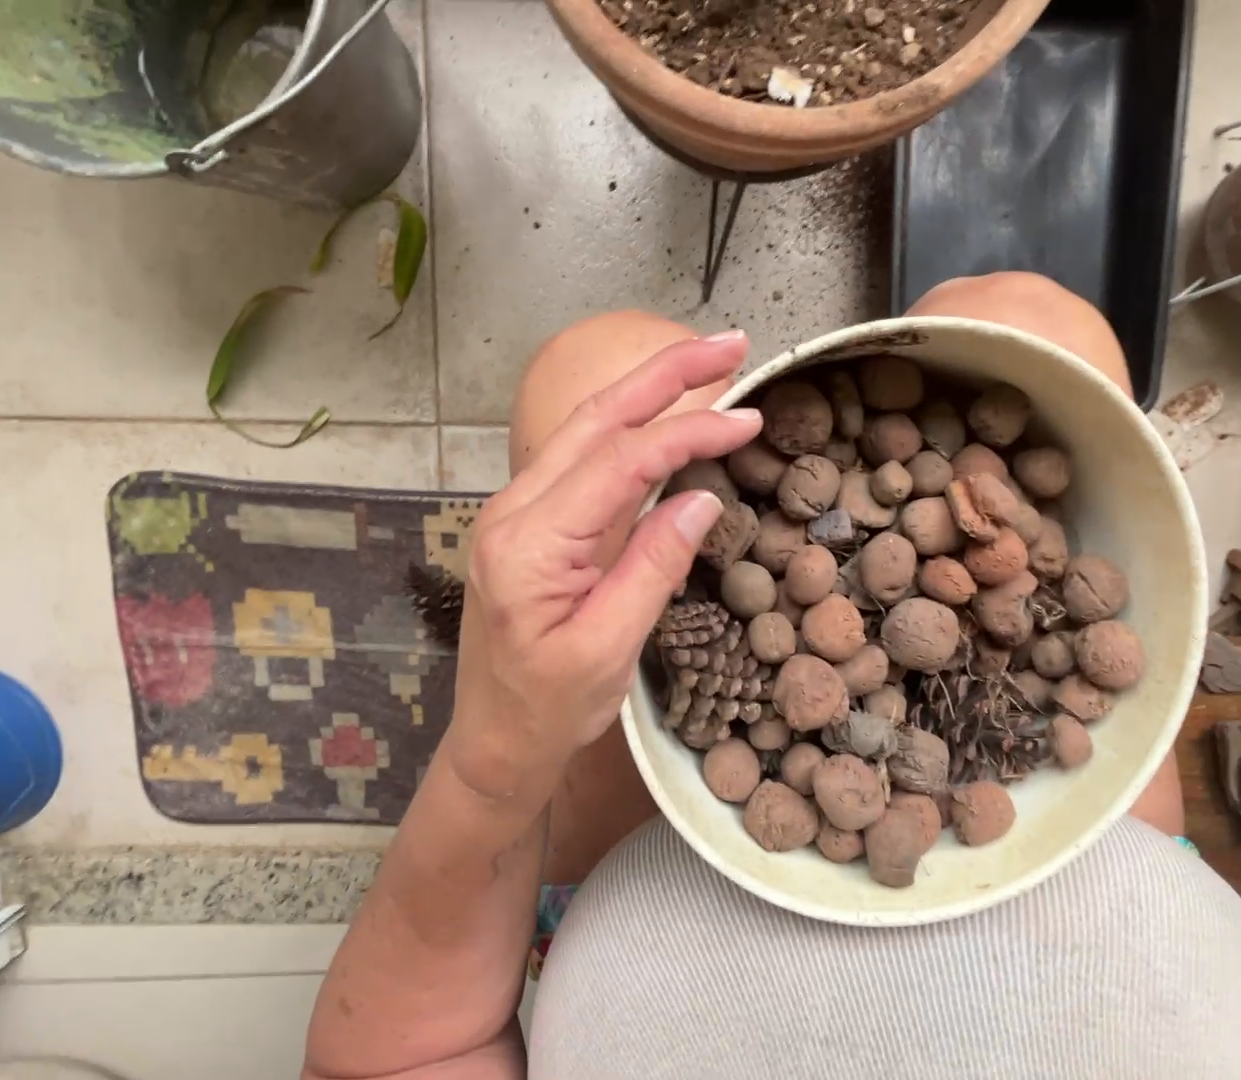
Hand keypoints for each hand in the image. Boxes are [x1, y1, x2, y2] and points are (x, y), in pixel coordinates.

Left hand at [446, 331, 761, 800]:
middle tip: (730, 343)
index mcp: (530, 543)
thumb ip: (653, 566)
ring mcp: (516, 512)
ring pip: (586, 429)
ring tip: (705, 364)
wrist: (493, 741)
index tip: (748, 418)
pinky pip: (580, 458)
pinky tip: (660, 415)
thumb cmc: (547, 710)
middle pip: (596, 420)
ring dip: (647, 391)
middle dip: (665, 374)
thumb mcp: (609, 649)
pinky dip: (628, 427)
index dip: (689, 431)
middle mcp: (514, 512)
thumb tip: (701, 497)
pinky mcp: (529, 523)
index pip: (622, 462)